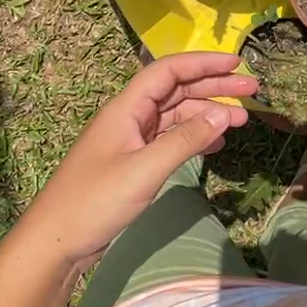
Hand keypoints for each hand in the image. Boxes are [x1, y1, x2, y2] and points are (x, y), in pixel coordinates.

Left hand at [31, 52, 256, 264]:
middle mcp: (131, 117)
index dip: (204, 63)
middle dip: (215, 86)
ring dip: (209, 113)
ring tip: (242, 121)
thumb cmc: (95, 201)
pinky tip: (216, 144)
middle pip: (178, 90)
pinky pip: (172, 138)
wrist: (54, 243)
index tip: (238, 63)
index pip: (169, 71)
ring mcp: (132, 140)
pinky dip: (196, 137)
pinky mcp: (134, 162)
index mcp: (127, 108)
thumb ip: (186, 139)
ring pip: (177, 115)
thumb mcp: (145, 169)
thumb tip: (225, 113)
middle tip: (253, 89)